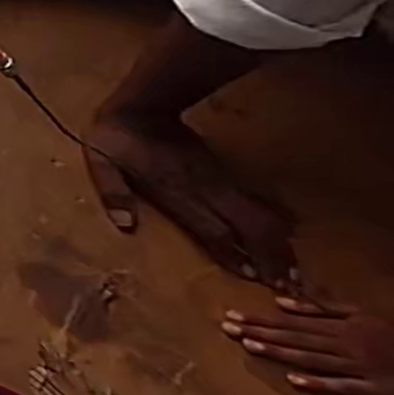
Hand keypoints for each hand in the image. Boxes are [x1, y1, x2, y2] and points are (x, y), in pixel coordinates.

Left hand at [83, 112, 295, 288]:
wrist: (140, 109)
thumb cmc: (114, 139)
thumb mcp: (100, 163)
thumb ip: (113, 192)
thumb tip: (124, 225)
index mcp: (174, 190)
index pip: (213, 229)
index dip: (234, 254)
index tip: (252, 277)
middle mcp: (206, 188)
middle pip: (251, 228)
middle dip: (271, 257)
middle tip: (286, 285)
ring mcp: (221, 179)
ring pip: (264, 216)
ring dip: (281, 243)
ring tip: (293, 270)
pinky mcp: (226, 170)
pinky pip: (262, 198)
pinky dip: (279, 219)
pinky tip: (288, 234)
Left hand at [222, 296, 393, 394]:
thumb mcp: (364, 314)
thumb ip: (322, 307)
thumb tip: (279, 301)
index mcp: (343, 327)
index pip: (292, 322)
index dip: (260, 318)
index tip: (230, 315)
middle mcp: (347, 345)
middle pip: (296, 338)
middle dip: (260, 332)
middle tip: (226, 328)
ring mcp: (364, 368)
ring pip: (313, 358)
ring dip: (279, 352)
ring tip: (248, 345)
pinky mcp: (381, 390)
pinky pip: (348, 386)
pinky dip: (321, 383)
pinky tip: (294, 380)